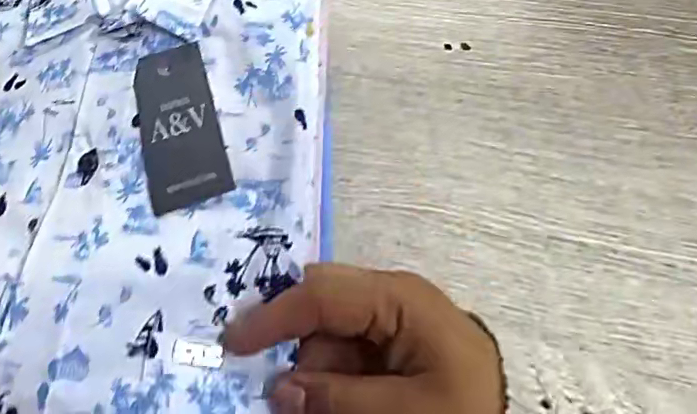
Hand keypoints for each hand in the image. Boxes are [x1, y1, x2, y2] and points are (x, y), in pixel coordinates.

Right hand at [222, 264, 502, 413]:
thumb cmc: (464, 410)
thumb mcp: (405, 412)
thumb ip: (342, 396)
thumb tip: (283, 386)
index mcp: (397, 297)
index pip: (324, 294)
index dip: (275, 314)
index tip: (233, 341)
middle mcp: (390, 297)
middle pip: (323, 308)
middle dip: (292, 343)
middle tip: (269, 386)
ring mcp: (392, 319)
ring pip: (329, 336)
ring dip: (312, 371)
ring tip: (325, 407)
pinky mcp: (393, 342)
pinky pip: (347, 353)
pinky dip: (330, 380)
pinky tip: (331, 401)